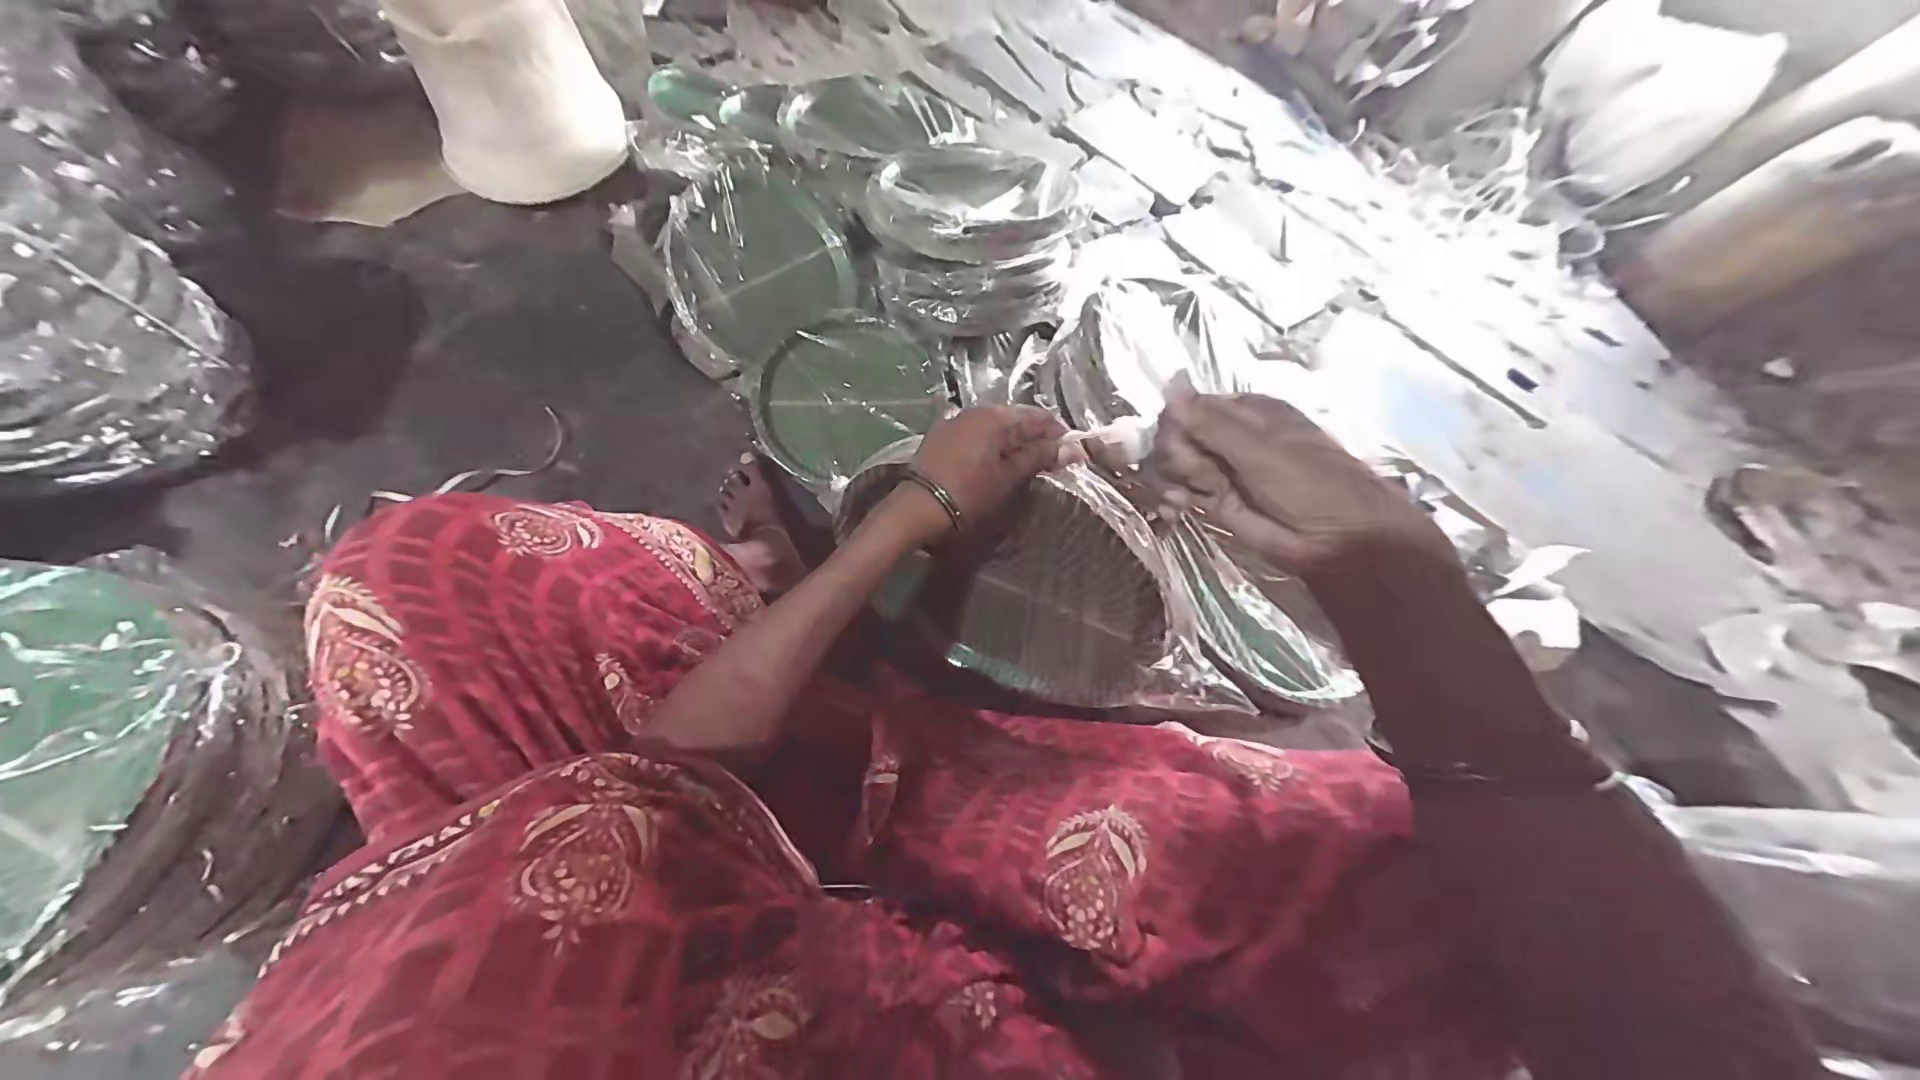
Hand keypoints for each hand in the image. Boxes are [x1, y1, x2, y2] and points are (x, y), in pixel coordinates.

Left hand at [881, 406, 1078, 544]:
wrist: (918, 509)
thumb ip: (1040, 458)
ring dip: (1013, 442)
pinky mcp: (940, 437)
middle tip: (1053, 461)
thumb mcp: (1009, 477)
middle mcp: (974, 411)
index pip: (1037, 418)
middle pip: (1015, 420)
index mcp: (994, 416)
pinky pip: (975, 435)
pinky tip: (996, 460)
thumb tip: (1073, 448)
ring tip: (1027, 463)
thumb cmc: (970, 494)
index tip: (1074, 454)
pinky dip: (990, 445)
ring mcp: (954, 422)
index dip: (1059, 435)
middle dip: (1036, 438)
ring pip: (994, 427)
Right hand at [1150, 393, 1450, 578]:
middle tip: (1192, 480)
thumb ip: (1212, 423)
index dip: (1173, 430)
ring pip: (1170, 464)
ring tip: (1182, 500)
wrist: (1339, 540)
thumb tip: (1169, 389)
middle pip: (1173, 437)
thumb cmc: (1310, 486)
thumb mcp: (1261, 448)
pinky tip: (1177, 508)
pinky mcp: (1214, 501)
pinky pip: (1177, 491)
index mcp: (1244, 413)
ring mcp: (1219, 470)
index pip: (1186, 409)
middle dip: (1171, 458)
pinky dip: (1170, 498)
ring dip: (1167, 480)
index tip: (1179, 453)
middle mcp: (1227, 437)